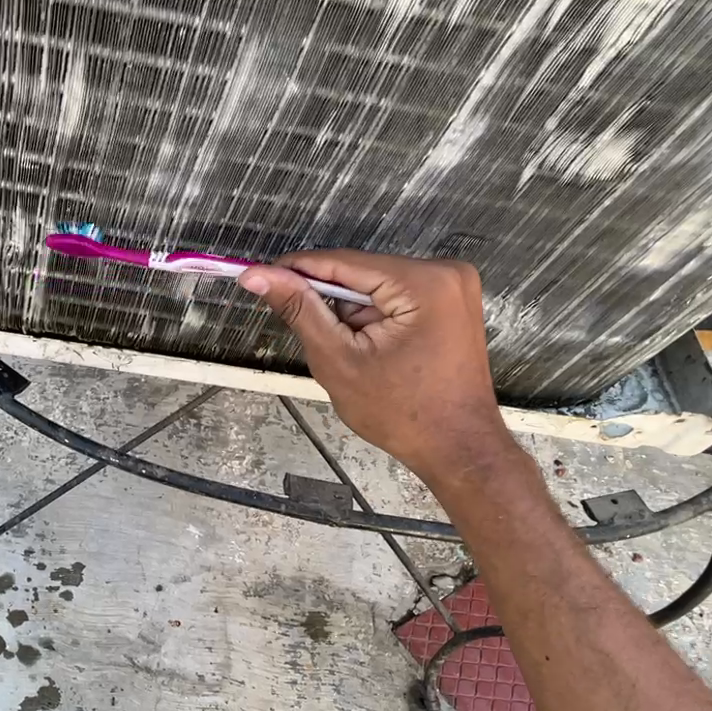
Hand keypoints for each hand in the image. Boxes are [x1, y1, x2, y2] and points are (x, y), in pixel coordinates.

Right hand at [238, 250, 511, 480]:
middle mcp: (444, 272)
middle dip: (329, 303)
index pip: (343, 262)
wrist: (456, 448)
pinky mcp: (451, 303)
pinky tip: (371, 352)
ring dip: (351, 315)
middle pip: (361, 273)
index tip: (254, 276)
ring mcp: (453, 286)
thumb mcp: (337, 359)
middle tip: (314, 341)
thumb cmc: (400, 412)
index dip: (295, 269)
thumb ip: (298, 309)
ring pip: (375, 287)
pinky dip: (372, 320)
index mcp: (422, 282)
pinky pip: (395, 299)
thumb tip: (257, 275)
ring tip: (351, 356)